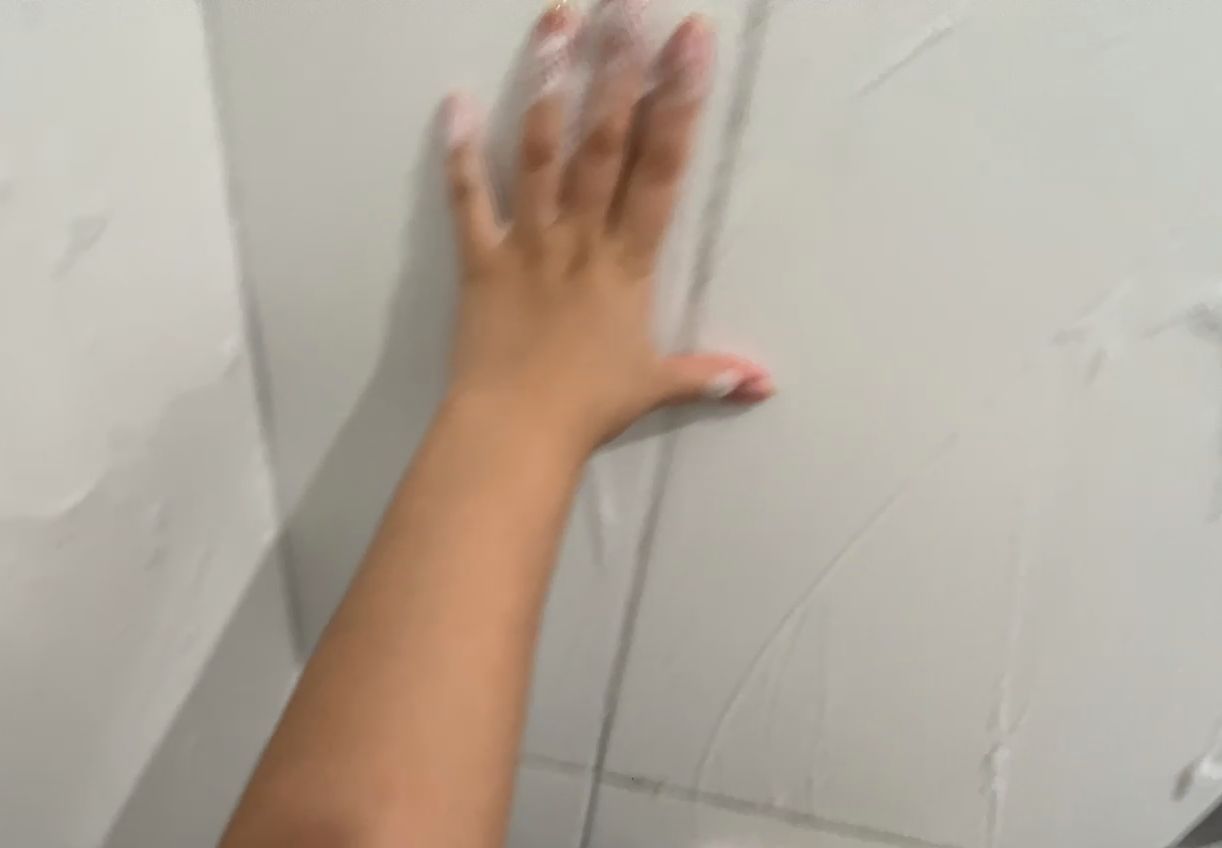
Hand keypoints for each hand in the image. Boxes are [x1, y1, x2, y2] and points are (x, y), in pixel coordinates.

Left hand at [438, 1, 773, 455]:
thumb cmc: (587, 409)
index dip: (678, 104)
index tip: (690, 43)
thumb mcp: (653, 388)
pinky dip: (458, 155)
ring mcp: (527, 246)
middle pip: (602, 144)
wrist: (517, 431)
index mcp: (627, 264)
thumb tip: (764, 385)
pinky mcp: (481, 262)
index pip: (660, 171)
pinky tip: (457, 103)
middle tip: (627, 4)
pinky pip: (467, 201)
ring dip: (549, 87)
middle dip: (618, 70)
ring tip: (558, 23)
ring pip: (539, 155)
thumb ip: (707, 374)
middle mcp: (579, 240)